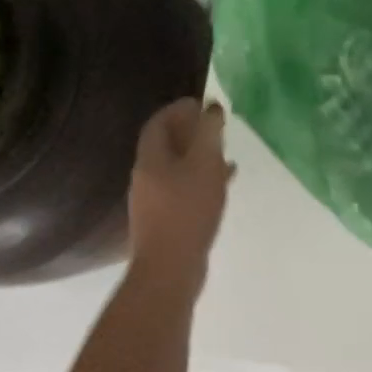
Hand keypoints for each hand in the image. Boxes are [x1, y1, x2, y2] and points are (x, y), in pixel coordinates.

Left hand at [127, 98, 232, 294]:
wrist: (170, 269)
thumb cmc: (188, 209)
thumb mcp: (205, 164)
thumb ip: (209, 132)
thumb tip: (211, 107)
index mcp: (151, 160)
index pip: (158, 124)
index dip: (177, 109)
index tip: (200, 102)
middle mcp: (146, 178)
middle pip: (165, 145)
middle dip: (189, 132)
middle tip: (215, 125)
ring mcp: (154, 202)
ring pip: (177, 168)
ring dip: (198, 156)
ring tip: (225, 153)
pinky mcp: (166, 221)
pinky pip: (184, 189)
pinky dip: (201, 179)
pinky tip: (222, 185)